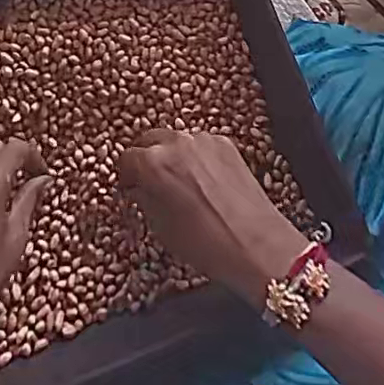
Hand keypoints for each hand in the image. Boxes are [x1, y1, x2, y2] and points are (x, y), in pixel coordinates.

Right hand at [117, 128, 305, 301]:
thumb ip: (144, 198)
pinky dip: (196, 157)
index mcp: (154, 163)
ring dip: (171, 155)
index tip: (130, 186)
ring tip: (179, 183)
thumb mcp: (161, 226)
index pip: (126, 157)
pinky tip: (203, 181)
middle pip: (149, 140)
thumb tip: (138, 187)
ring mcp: (204, 140)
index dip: (126, 175)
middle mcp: (177, 143)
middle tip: (149, 182)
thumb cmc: (207, 242)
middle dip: (146, 159)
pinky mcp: (226, 143)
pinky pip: (200, 145)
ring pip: (175, 140)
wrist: (257, 244)